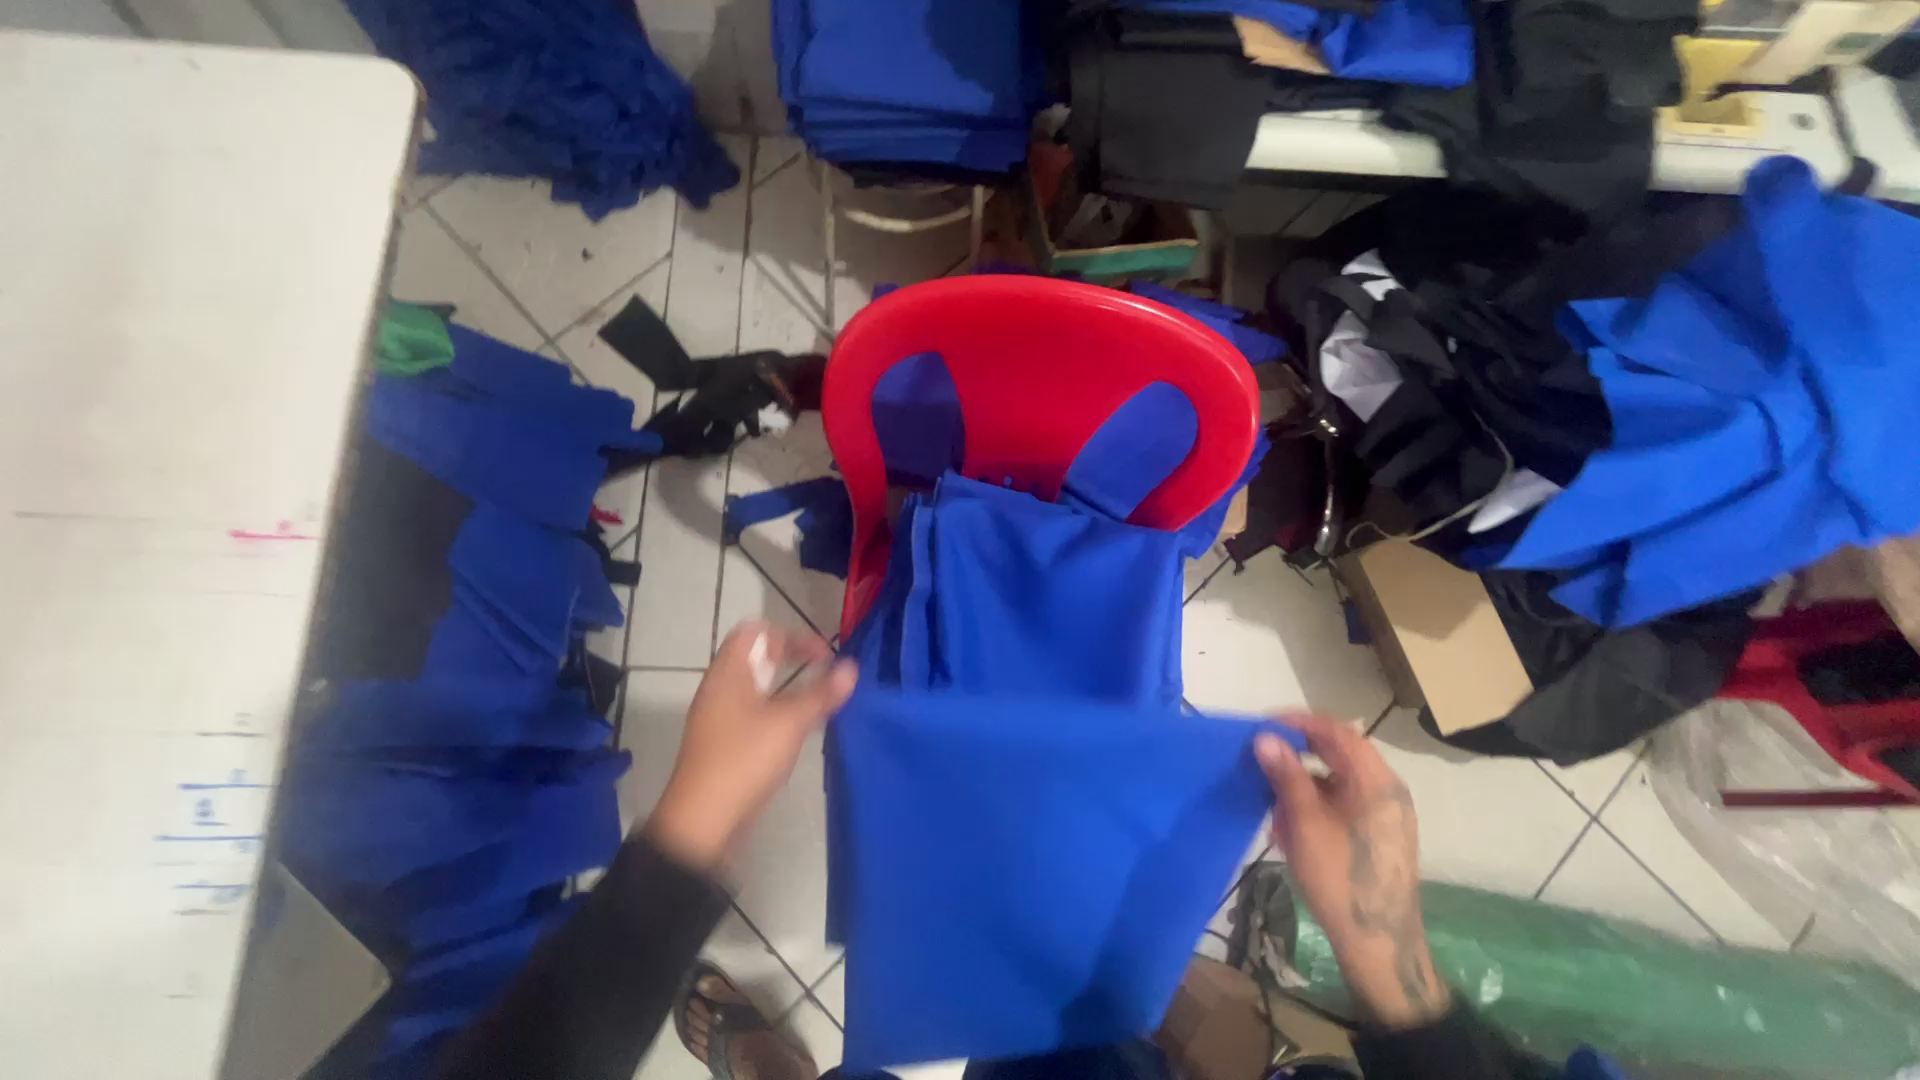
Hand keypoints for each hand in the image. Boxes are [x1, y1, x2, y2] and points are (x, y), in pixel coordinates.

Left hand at [644, 622, 857, 872]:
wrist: (703, 821)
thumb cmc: (744, 760)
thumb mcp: (790, 724)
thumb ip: (822, 694)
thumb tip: (852, 666)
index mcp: (728, 673)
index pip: (755, 631)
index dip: (790, 635)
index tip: (822, 655)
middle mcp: (720, 688)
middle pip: (756, 657)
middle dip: (792, 660)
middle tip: (824, 674)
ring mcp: (719, 718)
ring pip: (756, 687)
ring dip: (787, 688)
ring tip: (818, 702)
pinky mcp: (724, 744)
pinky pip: (753, 714)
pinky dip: (777, 712)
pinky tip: (799, 731)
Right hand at [1254, 714, 1448, 1029]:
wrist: (1378, 945)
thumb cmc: (1341, 878)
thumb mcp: (1306, 823)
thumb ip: (1287, 775)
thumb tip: (1265, 737)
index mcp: (1377, 782)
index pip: (1338, 732)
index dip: (1300, 722)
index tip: (1264, 725)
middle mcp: (1387, 791)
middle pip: (1339, 754)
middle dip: (1298, 754)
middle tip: (1261, 759)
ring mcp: (1385, 815)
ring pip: (1337, 780)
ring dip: (1302, 783)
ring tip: (1271, 801)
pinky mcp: (1378, 836)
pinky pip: (1342, 804)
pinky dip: (1314, 805)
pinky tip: (1288, 827)